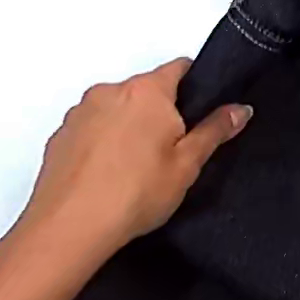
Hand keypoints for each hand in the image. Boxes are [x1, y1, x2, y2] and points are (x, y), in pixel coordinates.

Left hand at [9, 59, 251, 265]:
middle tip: (173, 149)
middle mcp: (109, 93)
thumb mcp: (189, 163)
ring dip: (131, 127)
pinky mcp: (59, 137)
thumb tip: (239, 110)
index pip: (180, 67)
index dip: (197, 85)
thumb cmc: (130, 195)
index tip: (202, 110)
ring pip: (119, 109)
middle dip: (163, 112)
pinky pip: (93, 129)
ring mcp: (80, 114)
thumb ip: (216, 129)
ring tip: (139, 167)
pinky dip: (105, 143)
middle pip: (148, 90)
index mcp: (146, 91)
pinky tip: (112, 175)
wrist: (66, 232)